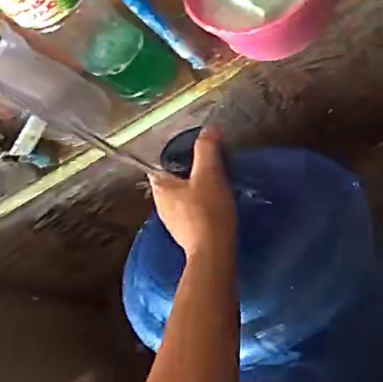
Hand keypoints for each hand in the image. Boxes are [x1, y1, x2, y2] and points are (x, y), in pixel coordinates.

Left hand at [148, 127, 237, 261]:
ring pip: (186, 196)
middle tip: (216, 168)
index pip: (163, 164)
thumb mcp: (209, 174)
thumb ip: (207, 149)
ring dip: (200, 190)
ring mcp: (174, 221)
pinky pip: (194, 211)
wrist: (214, 252)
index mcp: (161, 188)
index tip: (202, 154)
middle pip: (176, 180)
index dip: (181, 156)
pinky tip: (219, 206)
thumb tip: (210, 129)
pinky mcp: (187, 233)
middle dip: (194, 173)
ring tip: (221, 185)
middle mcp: (161, 205)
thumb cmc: (208, 211)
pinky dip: (205, 206)